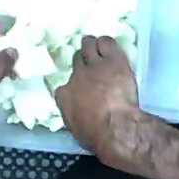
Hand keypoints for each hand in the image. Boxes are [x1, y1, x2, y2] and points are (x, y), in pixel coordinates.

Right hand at [54, 36, 160, 172]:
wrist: (114, 126)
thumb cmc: (96, 136)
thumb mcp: (78, 129)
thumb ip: (75, 116)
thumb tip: (80, 114)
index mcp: (64, 96)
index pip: (64, 86)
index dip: (74, 86)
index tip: (81, 89)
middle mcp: (76, 77)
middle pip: (76, 61)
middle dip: (82, 62)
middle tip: (90, 63)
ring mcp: (94, 66)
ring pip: (88, 46)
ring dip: (91, 45)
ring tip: (96, 46)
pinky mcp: (113, 60)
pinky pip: (106, 43)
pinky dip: (107, 43)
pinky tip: (110, 46)